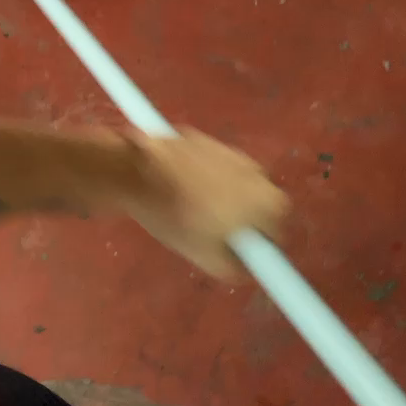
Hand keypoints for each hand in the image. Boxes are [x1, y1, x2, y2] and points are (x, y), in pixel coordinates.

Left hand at [122, 128, 286, 278]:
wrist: (132, 171)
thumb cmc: (175, 217)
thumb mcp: (209, 259)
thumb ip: (239, 269)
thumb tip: (246, 265)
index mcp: (269, 201)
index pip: (274, 234)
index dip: (253, 245)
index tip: (230, 246)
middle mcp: (256, 171)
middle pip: (256, 203)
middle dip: (237, 215)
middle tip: (206, 225)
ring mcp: (226, 148)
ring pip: (232, 181)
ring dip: (218, 191)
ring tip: (186, 201)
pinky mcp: (199, 136)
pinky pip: (208, 162)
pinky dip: (198, 171)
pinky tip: (175, 181)